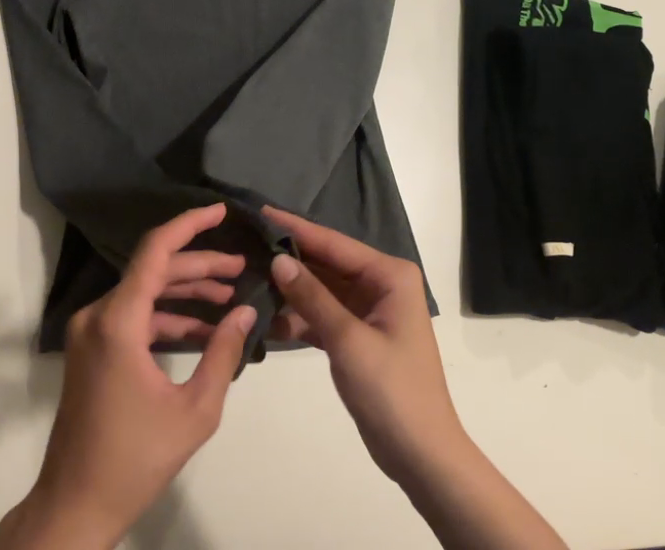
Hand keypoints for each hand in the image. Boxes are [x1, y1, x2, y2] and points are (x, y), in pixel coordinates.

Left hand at [0, 204, 255, 549]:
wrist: (77, 501)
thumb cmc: (137, 457)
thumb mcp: (196, 408)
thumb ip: (223, 353)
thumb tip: (247, 312)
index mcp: (118, 322)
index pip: (155, 252)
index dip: (190, 225)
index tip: (222, 211)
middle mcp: (98, 316)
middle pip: (153, 270)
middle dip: (200, 266)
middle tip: (241, 266)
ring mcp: (91, 333)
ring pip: (144, 293)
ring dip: (186, 292)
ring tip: (231, 295)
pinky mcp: (92, 350)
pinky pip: (134, 318)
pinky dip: (167, 318)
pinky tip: (204, 331)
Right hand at [265, 207, 568, 549]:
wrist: (421, 453)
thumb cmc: (391, 390)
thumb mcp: (348, 340)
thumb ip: (312, 297)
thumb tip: (278, 259)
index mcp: (390, 276)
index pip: (334, 244)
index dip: (295, 228)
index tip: (259, 211)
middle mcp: (382, 285)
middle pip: (327, 264)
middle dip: (288, 258)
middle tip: (243, 244)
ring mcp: (370, 312)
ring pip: (321, 291)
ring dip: (289, 290)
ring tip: (245, 277)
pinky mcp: (357, 337)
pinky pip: (322, 316)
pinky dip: (298, 318)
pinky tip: (263, 318)